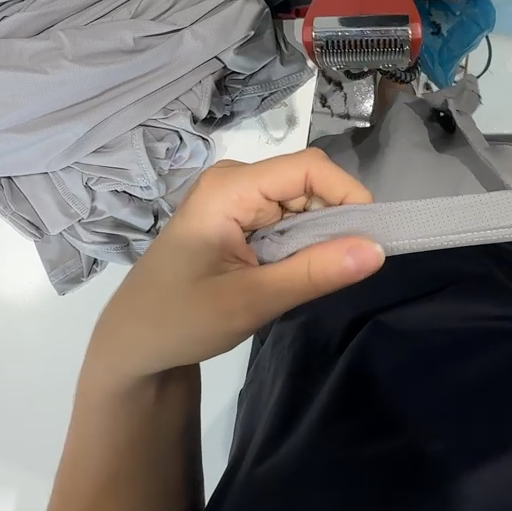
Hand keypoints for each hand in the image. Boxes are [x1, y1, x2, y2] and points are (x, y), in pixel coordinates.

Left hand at [85, 149, 384, 381]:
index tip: (372, 239)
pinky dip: (302, 242)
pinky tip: (295, 271)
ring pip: (301, 201)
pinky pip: (286, 216)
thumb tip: (378, 249)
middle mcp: (234, 181)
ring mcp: (235, 197)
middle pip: (307, 182)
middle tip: (345, 269)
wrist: (134, 342)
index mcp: (229, 188)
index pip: (307, 168)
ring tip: (316, 275)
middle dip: (335, 219)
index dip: (347, 194)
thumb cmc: (181, 320)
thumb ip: (314, 273)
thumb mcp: (251, 301)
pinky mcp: (238, 216)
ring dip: (319, 234)